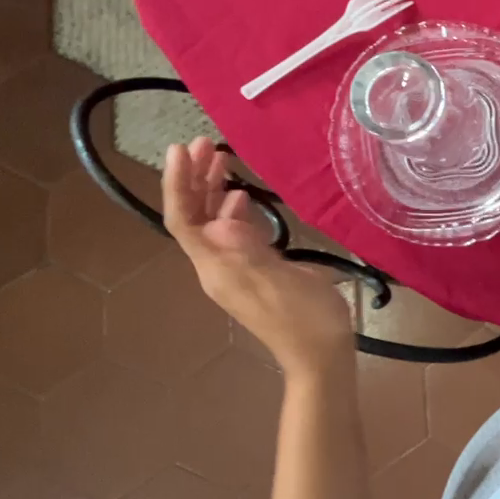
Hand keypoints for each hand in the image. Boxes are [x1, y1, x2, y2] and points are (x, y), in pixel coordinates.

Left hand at [162, 137, 356, 380]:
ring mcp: (236, 270)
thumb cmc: (307, 319)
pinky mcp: (255, 271)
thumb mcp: (282, 282)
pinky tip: (244, 196)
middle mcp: (218, 267)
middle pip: (194, 217)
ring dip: (211, 189)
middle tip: (205, 142)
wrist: (321, 356)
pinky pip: (233, 233)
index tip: (181, 149)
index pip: (184, 220)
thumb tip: (223, 217)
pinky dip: (233, 208)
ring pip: (212, 222)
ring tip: (221, 158)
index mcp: (219, 268)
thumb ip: (251, 251)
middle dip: (193, 179)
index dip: (178, 183)